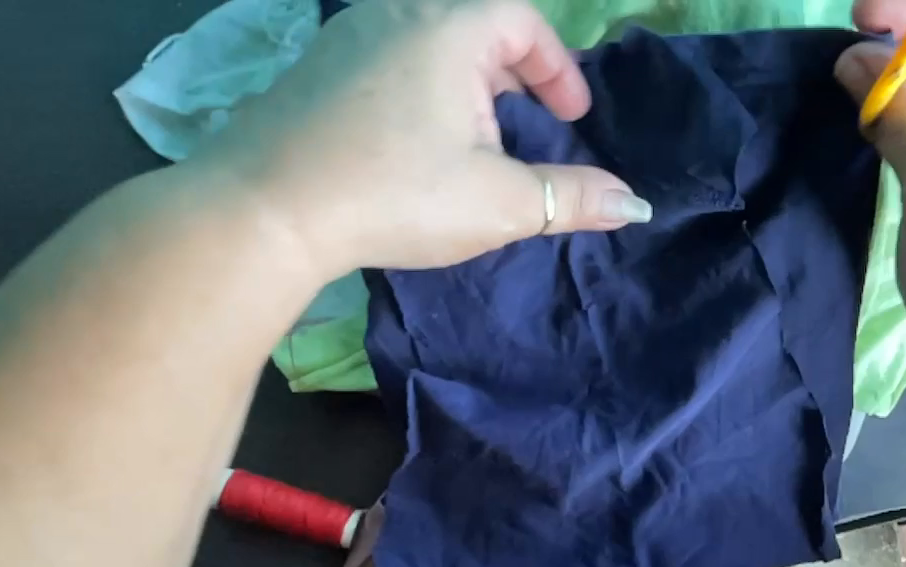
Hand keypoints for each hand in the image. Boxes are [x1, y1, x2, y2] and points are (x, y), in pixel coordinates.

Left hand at [191, 0, 652, 274]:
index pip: (520, 21)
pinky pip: (390, 64)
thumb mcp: (502, 203)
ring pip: (430, 46)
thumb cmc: (399, 194)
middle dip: (517, 76)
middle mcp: (394, 16)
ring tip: (482, 142)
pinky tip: (421, 147)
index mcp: (447, 31)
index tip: (575, 116)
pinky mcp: (316, 74)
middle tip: (535, 127)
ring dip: (470, 87)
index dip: (558, 66)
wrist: (268, 207)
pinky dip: (425, 93)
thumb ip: (573, 198)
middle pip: (474, 27)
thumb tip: (637, 203)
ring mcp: (347, 40)